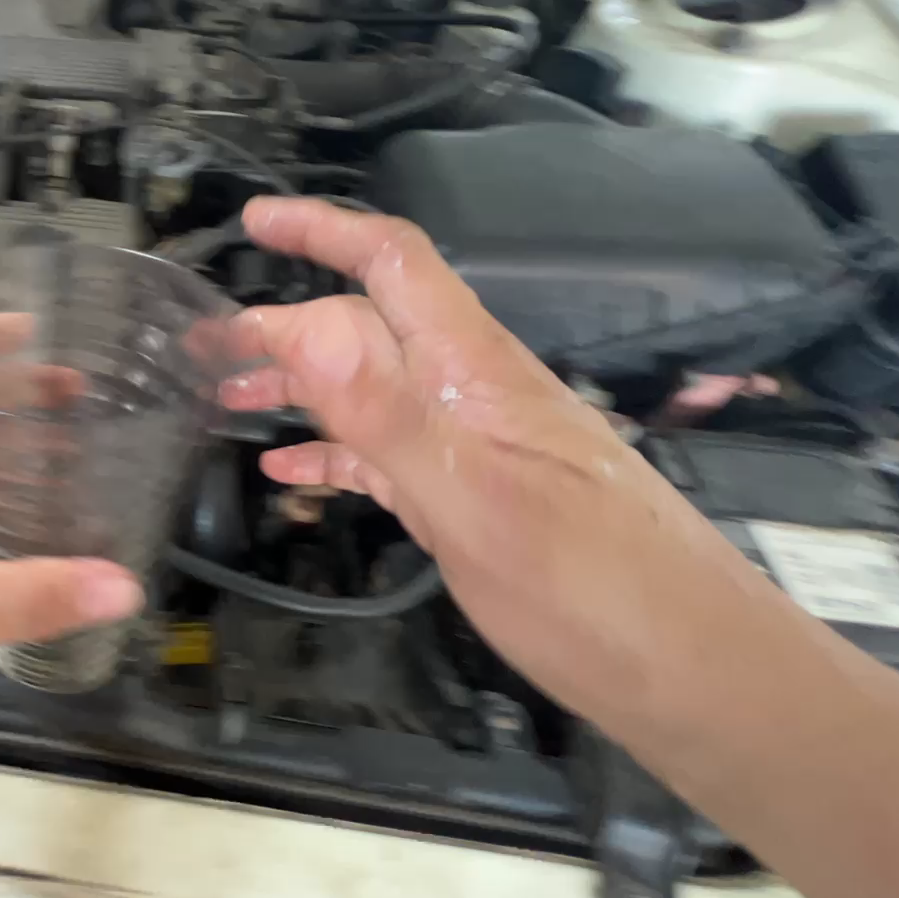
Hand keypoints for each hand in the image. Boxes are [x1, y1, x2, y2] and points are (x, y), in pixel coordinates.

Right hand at [219, 197, 791, 725]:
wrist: (693, 676)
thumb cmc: (592, 591)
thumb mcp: (476, 503)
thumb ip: (387, 412)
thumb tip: (306, 329)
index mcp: (472, 368)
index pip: (392, 263)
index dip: (322, 229)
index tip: (255, 221)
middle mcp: (465, 388)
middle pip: (362, 326)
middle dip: (279, 324)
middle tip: (204, 347)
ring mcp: (463, 438)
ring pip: (362, 387)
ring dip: (293, 384)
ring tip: (226, 396)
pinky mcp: (461, 487)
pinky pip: (379, 449)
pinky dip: (327, 449)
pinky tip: (286, 469)